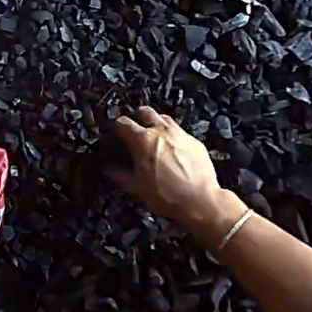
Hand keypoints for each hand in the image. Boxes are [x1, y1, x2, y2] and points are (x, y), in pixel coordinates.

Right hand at [112, 106, 243, 235]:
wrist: (199, 200)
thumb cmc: (168, 195)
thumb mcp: (136, 188)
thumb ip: (120, 175)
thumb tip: (111, 170)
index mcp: (142, 140)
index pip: (123, 122)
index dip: (117, 127)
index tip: (116, 133)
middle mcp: (161, 132)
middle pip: (145, 112)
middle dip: (137, 117)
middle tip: (134, 128)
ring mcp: (180, 134)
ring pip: (164, 118)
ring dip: (156, 123)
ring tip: (153, 136)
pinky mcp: (194, 142)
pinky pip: (180, 132)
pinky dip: (172, 136)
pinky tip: (172, 149)